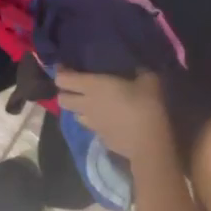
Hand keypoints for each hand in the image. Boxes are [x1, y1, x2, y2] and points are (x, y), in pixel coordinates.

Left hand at [57, 71, 171, 163]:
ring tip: (91, 104)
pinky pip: (91, 126)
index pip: (63, 79)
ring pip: (75, 115)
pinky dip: (94, 122)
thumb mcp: (149, 80)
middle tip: (76, 87)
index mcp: (93, 86)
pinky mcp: (100, 138)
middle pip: (62, 100)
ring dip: (78, 109)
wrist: (149, 142)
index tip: (66, 67)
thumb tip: (137, 70)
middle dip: (64, 93)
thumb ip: (139, 72)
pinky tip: (108, 120)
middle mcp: (86, 105)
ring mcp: (91, 124)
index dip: (61, 73)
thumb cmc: (146, 105)